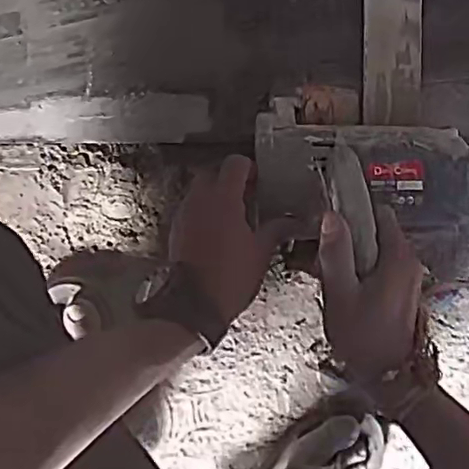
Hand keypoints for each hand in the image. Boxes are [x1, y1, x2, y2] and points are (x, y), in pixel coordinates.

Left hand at [169, 155, 295, 325]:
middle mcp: (200, 200)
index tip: (260, 181)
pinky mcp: (176, 229)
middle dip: (230, 179)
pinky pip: (191, 209)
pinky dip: (204, 212)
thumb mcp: (261, 252)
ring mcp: (184, 214)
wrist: (193, 304)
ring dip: (216, 195)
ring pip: (199, 190)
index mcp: (223, 199)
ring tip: (235, 214)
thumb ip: (277, 229)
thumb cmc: (229, 277)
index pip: (235, 163)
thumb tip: (292, 222)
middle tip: (249, 196)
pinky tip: (218, 231)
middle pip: (213, 172)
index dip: (250, 168)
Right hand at [317, 204, 426, 379]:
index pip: (378, 214)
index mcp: (398, 257)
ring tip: (332, 278)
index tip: (329, 224)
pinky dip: (361, 271)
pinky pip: (379, 268)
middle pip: (376, 232)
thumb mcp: (341, 294)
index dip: (352, 214)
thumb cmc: (364, 339)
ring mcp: (408, 277)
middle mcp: (409, 262)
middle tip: (324, 258)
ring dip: (352, 257)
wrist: (388, 380)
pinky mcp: (402, 291)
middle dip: (349, 239)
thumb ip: (336, 253)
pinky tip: (345, 291)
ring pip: (375, 251)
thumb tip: (332, 217)